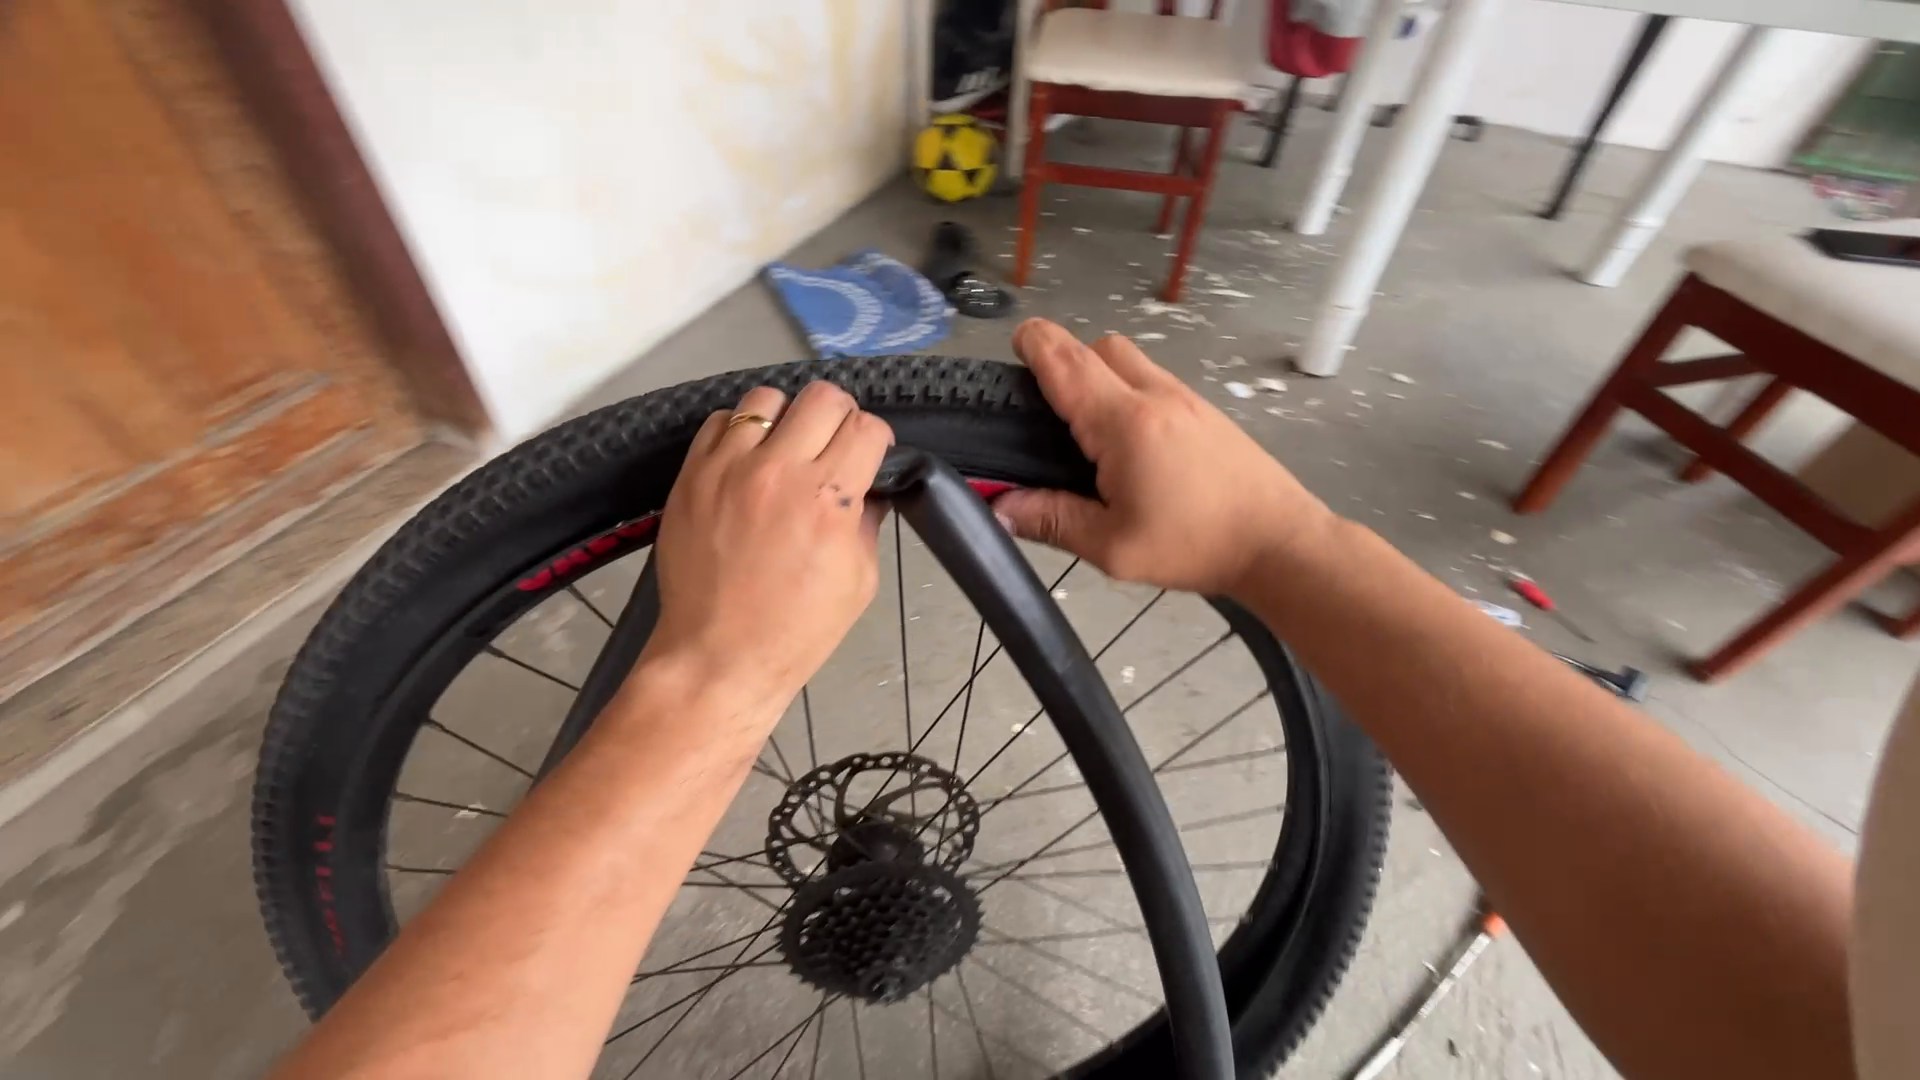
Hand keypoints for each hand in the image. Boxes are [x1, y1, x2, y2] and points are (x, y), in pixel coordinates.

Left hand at [641, 381, 892, 711]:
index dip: (877, 439)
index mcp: (830, 501)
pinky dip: (742, 431)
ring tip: (787, 448)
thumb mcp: (859, 581)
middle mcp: (780, 473)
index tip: (871, 454)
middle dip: (841, 416)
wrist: (719, 656)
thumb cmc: (795, 630)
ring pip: (768, 397)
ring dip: (788, 417)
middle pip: (824, 397)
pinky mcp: (692, 476)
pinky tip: (748, 459)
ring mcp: (729, 469)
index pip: (867, 428)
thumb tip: (867, 489)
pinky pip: (720, 421)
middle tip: (835, 444)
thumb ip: (867, 522)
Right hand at [994, 319, 1334, 596]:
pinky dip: (1128, 392)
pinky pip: (1154, 381)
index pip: (1067, 363)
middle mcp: (1156, 396)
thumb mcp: (1112, 547)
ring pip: (1130, 360)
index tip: (1014, 343)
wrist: (1280, 543)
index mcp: (1126, 423)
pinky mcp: (1206, 412)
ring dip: (1100, 376)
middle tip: (1047, 407)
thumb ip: (1052, 521)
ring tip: (1086, 431)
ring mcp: (1187, 399)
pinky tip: (1128, 445)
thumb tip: (1000, 508)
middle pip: (1099, 347)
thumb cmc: (1196, 545)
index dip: (1034, 344)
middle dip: (1066, 360)